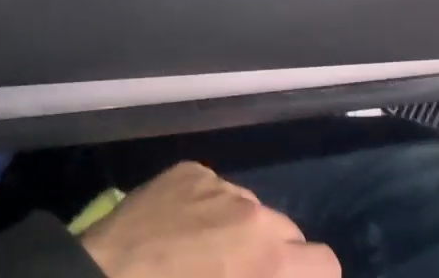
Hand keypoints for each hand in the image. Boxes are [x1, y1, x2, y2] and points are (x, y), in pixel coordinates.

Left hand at [78, 162, 338, 277]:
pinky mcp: (187, 170)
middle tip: (242, 271)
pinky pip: (213, 188)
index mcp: (275, 259)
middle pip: (286, 230)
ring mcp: (218, 185)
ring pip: (249, 207)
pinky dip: (207, 205)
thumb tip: (271, 270)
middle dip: (274, 253)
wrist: (113, 276)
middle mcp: (255, 213)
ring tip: (207, 247)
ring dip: (239, 226)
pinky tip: (182, 224)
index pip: (325, 261)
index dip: (309, 276)